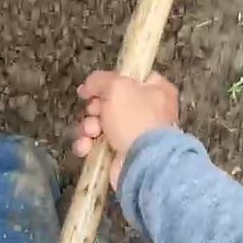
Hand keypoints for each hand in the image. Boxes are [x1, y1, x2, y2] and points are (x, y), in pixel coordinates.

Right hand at [73, 71, 179, 188]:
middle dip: (94, 109)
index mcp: (156, 90)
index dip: (108, 82)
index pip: (130, 79)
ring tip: (91, 133)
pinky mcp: (120, 154)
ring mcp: (133, 135)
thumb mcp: (117, 87)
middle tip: (94, 113)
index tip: (92, 89)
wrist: (143, 163)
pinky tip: (86, 147)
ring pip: (99, 124)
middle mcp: (147, 112)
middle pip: (109, 103)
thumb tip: (87, 87)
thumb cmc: (135, 119)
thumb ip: (100, 80)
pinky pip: (96, 145)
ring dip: (88, 127)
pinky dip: (87, 145)